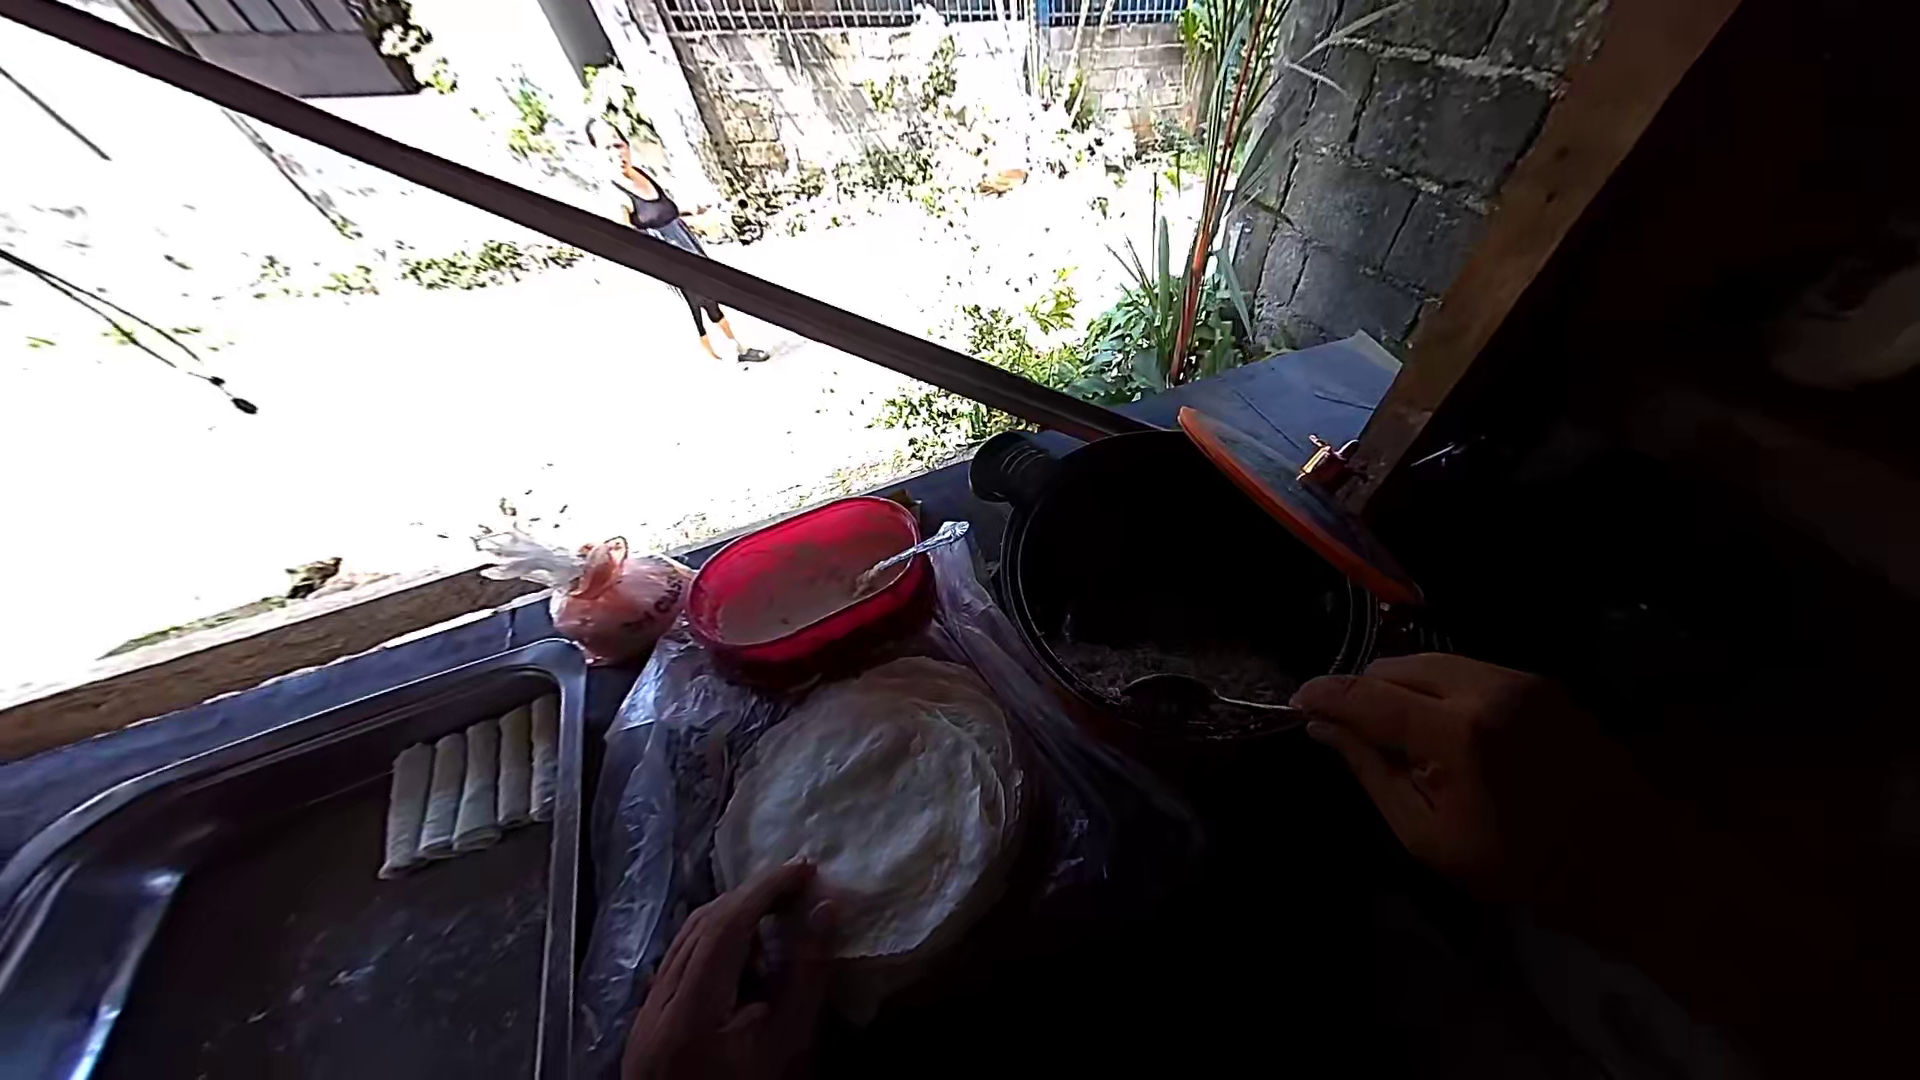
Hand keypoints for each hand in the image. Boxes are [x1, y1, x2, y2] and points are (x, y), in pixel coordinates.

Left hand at [622, 863, 834, 1079]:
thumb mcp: (787, 1044)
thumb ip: (807, 973)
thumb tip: (826, 907)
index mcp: (689, 1016)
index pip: (726, 926)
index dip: (767, 888)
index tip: (805, 867)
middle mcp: (656, 1007)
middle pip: (704, 923)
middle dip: (753, 894)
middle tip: (796, 882)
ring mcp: (645, 1014)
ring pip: (688, 935)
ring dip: (734, 911)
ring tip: (777, 909)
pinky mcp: (646, 1021)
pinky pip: (681, 957)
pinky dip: (716, 936)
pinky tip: (746, 946)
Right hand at [1293, 653, 1642, 903]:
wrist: (1646, 870)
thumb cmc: (1525, 866)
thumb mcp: (1424, 833)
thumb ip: (1367, 769)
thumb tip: (1320, 727)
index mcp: (1455, 732)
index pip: (1363, 695)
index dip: (1320, 694)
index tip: (1294, 703)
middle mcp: (1484, 688)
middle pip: (1389, 667)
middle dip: (1360, 693)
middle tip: (1350, 728)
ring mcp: (1516, 679)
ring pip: (1421, 661)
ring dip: (1394, 688)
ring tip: (1395, 727)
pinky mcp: (1535, 681)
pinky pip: (1457, 669)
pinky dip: (1430, 688)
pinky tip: (1438, 723)